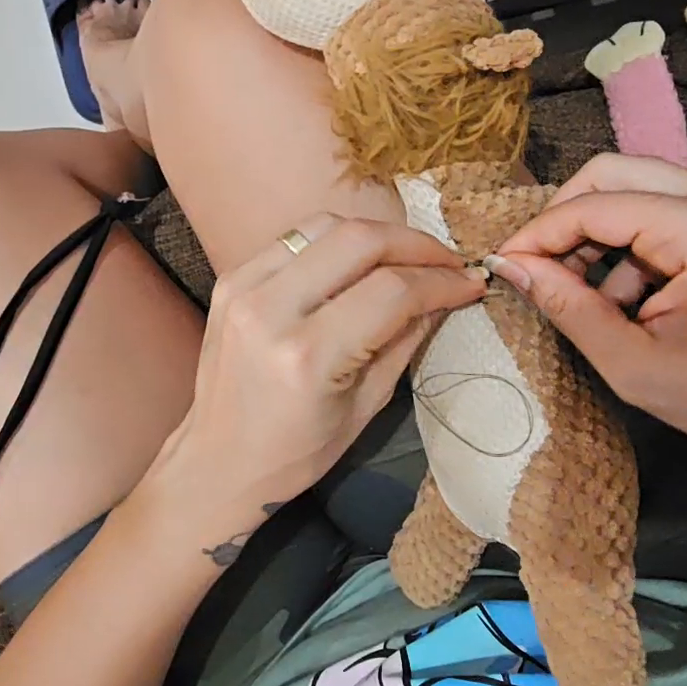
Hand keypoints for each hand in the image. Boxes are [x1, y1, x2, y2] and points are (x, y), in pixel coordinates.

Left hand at [149, 214, 487, 538]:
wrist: (216, 459)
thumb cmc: (296, 452)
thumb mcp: (366, 406)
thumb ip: (406, 340)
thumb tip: (447, 292)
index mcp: (306, 356)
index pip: (390, 291)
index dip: (440, 280)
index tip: (470, 281)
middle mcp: (269, 310)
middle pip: (358, 240)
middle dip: (414, 244)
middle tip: (445, 261)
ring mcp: (242, 288)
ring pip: (324, 226)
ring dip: (375, 235)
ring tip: (407, 258)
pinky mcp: (230, 279)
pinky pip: (293, 239)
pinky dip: (333, 243)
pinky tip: (356, 263)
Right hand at [489, 154, 686, 474]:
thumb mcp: (638, 367)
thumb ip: (569, 308)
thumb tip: (511, 267)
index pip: (593, 206)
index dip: (538, 234)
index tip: (504, 266)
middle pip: (612, 173)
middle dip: (564, 219)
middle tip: (541, 269)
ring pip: (636, 184)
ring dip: (598, 232)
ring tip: (590, 294)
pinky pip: (665, 204)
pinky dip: (632, 240)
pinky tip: (632, 295)